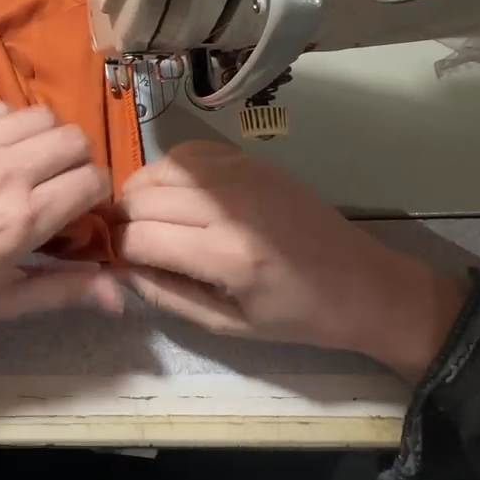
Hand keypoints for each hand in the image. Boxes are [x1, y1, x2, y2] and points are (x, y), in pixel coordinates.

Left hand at [0, 103, 124, 325]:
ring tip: (30, 162)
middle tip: (60, 181)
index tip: (84, 204)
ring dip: (46, 138)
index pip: (91, 181)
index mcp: (24, 220)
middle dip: (79, 161)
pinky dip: (10, 124)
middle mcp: (6, 172)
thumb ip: (66, 290)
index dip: (97, 192)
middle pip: (74, 140)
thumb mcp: (6, 301)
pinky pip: (0, 107)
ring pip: (41, 116)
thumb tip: (122, 295)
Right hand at [115, 142, 465, 381]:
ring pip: (157, 169)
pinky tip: (176, 196)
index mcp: (227, 255)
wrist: (364, 283)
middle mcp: (228, 205)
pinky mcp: (247, 159)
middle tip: (126, 241)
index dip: (115, 249)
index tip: (114, 261)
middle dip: (121, 221)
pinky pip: (186, 154)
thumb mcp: (228, 326)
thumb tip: (116, 268)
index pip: (139, 237)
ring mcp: (239, 173)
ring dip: (140, 194)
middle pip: (141, 198)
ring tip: (147, 218)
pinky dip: (168, 172)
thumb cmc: (298, 317)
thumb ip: (165, 295)